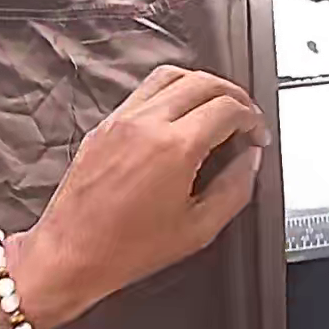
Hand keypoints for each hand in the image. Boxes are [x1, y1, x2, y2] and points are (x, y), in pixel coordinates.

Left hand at [0, 65, 268, 328]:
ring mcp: (121, 119)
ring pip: (171, 76)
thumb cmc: (128, 248)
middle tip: (245, 117)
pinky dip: (170, 92)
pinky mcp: (104, 125)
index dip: (252, 118)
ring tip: (214, 108)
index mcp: (175, 147)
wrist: (71, 252)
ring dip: (201, 85)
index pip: (227, 108)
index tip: (257, 135)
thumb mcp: (198, 229)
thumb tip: (250, 159)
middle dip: (234, 95)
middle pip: (203, 82)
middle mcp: (147, 123)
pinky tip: (178, 116)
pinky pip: (143, 91)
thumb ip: (235, 188)